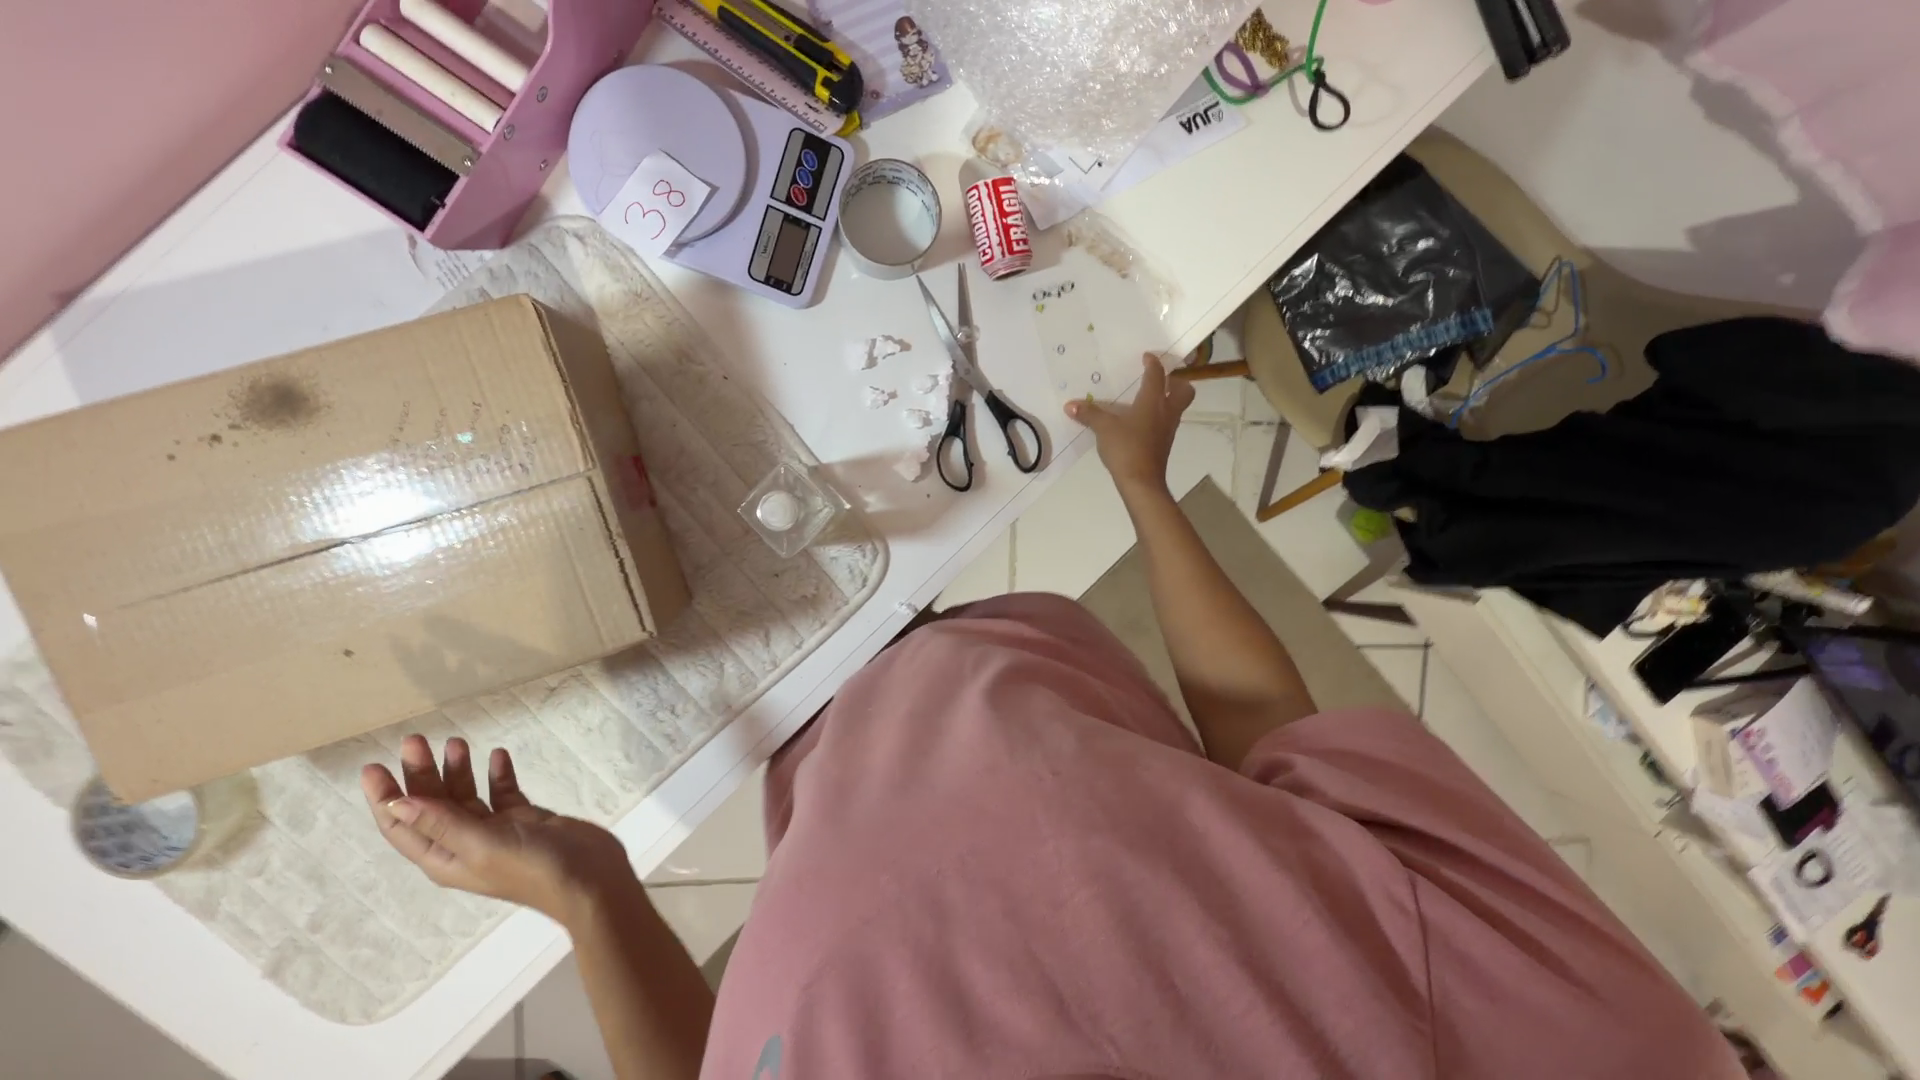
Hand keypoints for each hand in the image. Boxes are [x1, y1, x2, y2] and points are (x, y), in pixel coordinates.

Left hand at [361, 735, 634, 925]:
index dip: (385, 798)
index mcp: (446, 857)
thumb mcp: (481, 845)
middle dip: (421, 773)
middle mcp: (465, 844)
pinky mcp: (526, 819)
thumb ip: (442, 822)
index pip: (403, 826)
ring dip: (458, 769)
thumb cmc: (531, 868)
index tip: (374, 766)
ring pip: (466, 795)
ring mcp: (496, 831)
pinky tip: (498, 755)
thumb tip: (396, 803)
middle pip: (432, 804)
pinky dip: (498, 774)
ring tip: (456, 742)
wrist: (589, 879)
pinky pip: (503, 792)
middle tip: (417, 740)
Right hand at [1065, 353, 1192, 498]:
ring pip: (1177, 407)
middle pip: (1184, 390)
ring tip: (1149, 398)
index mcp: (1153, 401)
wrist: (1141, 482)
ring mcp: (1168, 429)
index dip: (1153, 363)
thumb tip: (1070, 405)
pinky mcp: (1164, 444)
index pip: (1157, 375)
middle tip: (1161, 379)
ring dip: (1168, 399)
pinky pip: (1167, 422)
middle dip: (1177, 381)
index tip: (1147, 357)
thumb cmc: (1126, 448)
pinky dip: (1159, 416)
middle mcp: (1166, 412)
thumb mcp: (1104, 429)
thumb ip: (1089, 414)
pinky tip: (1142, 421)